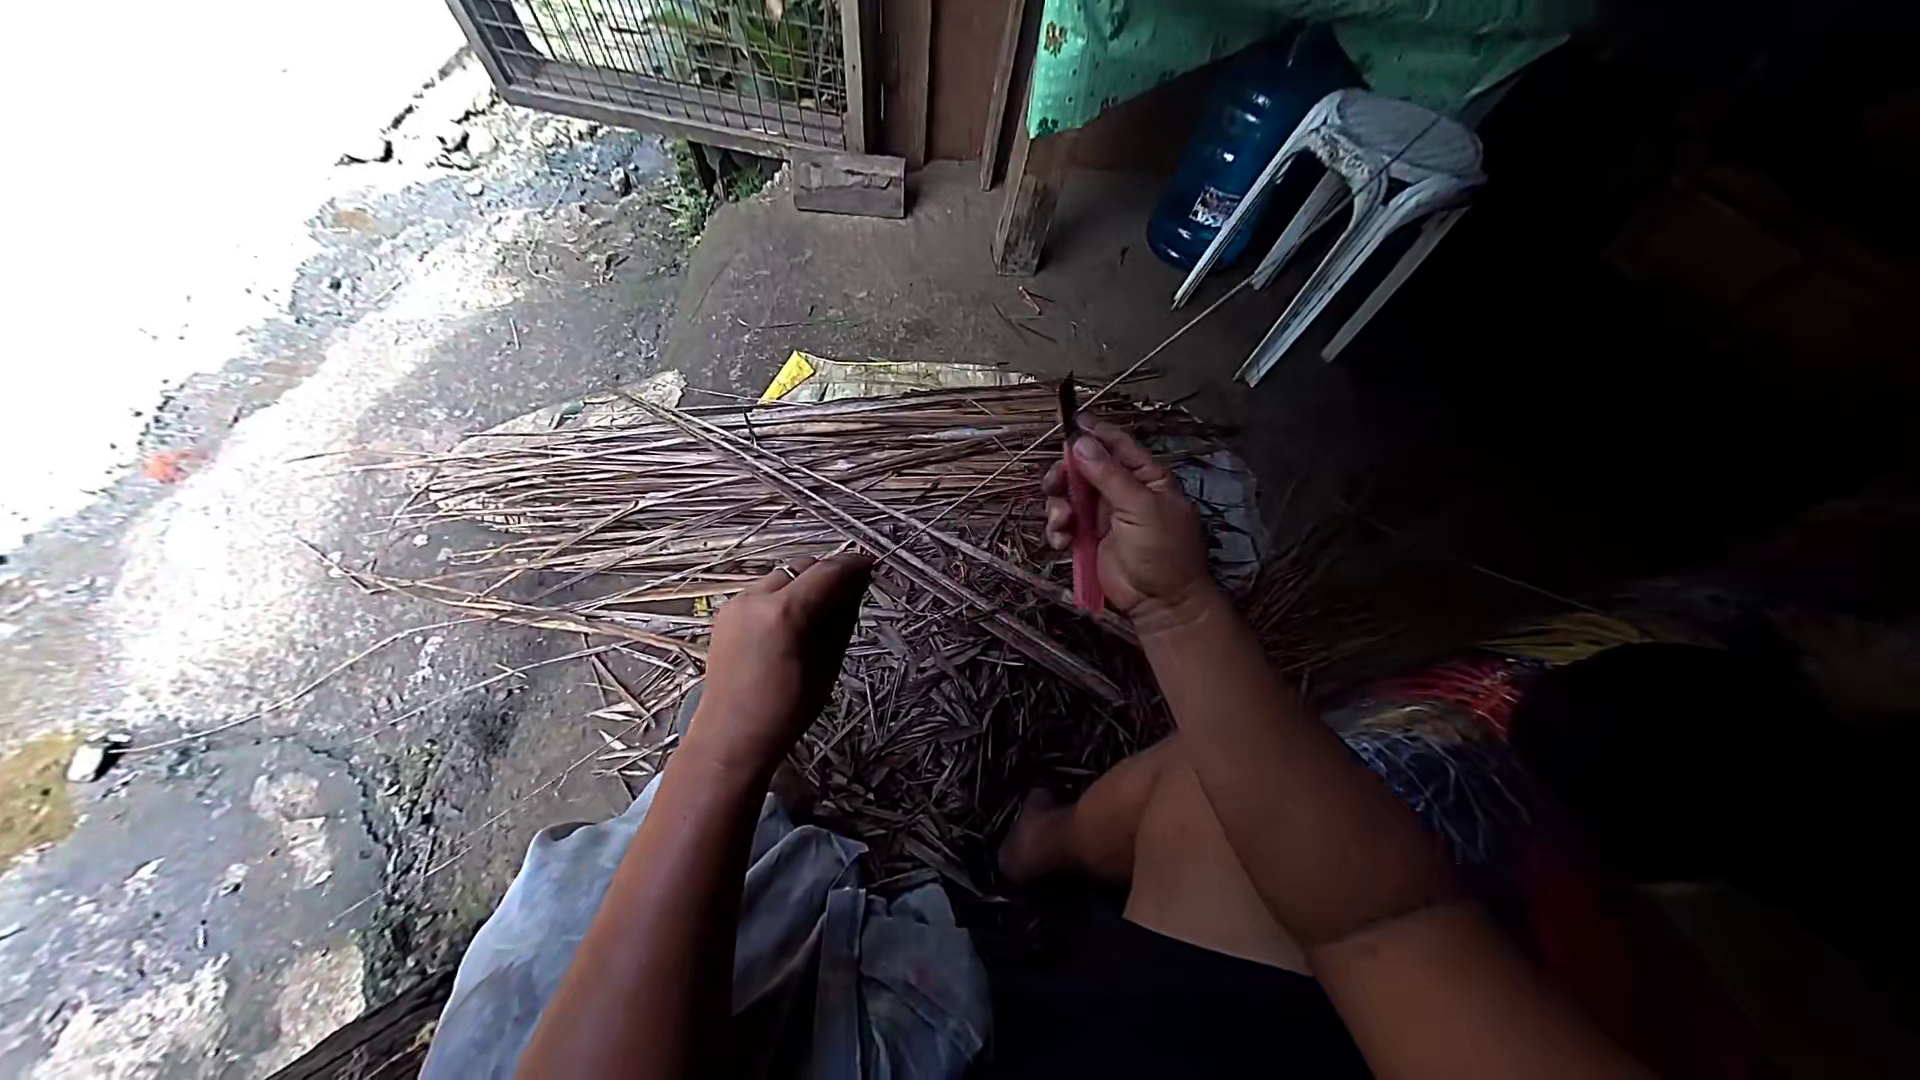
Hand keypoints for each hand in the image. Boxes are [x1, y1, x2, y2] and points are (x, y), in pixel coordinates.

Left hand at [684, 553, 872, 776]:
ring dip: (805, 583)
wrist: (732, 735)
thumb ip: (842, 617)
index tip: (870, 564)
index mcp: (784, 611)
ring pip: (781, 577)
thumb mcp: (827, 661)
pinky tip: (794, 619)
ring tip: (823, 606)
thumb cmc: (787, 708)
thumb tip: (857, 585)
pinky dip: (784, 595)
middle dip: (827, 572)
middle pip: (802, 567)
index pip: (826, 571)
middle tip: (850, 588)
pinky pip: (762, 592)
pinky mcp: (725, 614)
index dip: (852, 564)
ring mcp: (736, 604)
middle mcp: (756, 598)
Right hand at [1043, 421, 1216, 633]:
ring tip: (1063, 523)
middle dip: (1065, 474)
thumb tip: (1081, 443)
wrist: (1160, 602)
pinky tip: (1064, 542)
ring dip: (1058, 506)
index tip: (1070, 422)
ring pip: (1068, 495)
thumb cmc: (1163, 551)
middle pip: (1083, 468)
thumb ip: (1108, 475)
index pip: (1117, 445)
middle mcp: (1121, 491)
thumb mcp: (1140, 507)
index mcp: (1144, 477)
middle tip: (1055, 483)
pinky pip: (1064, 523)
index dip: (1094, 432)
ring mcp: (1102, 515)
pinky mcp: (1087, 538)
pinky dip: (1058, 530)